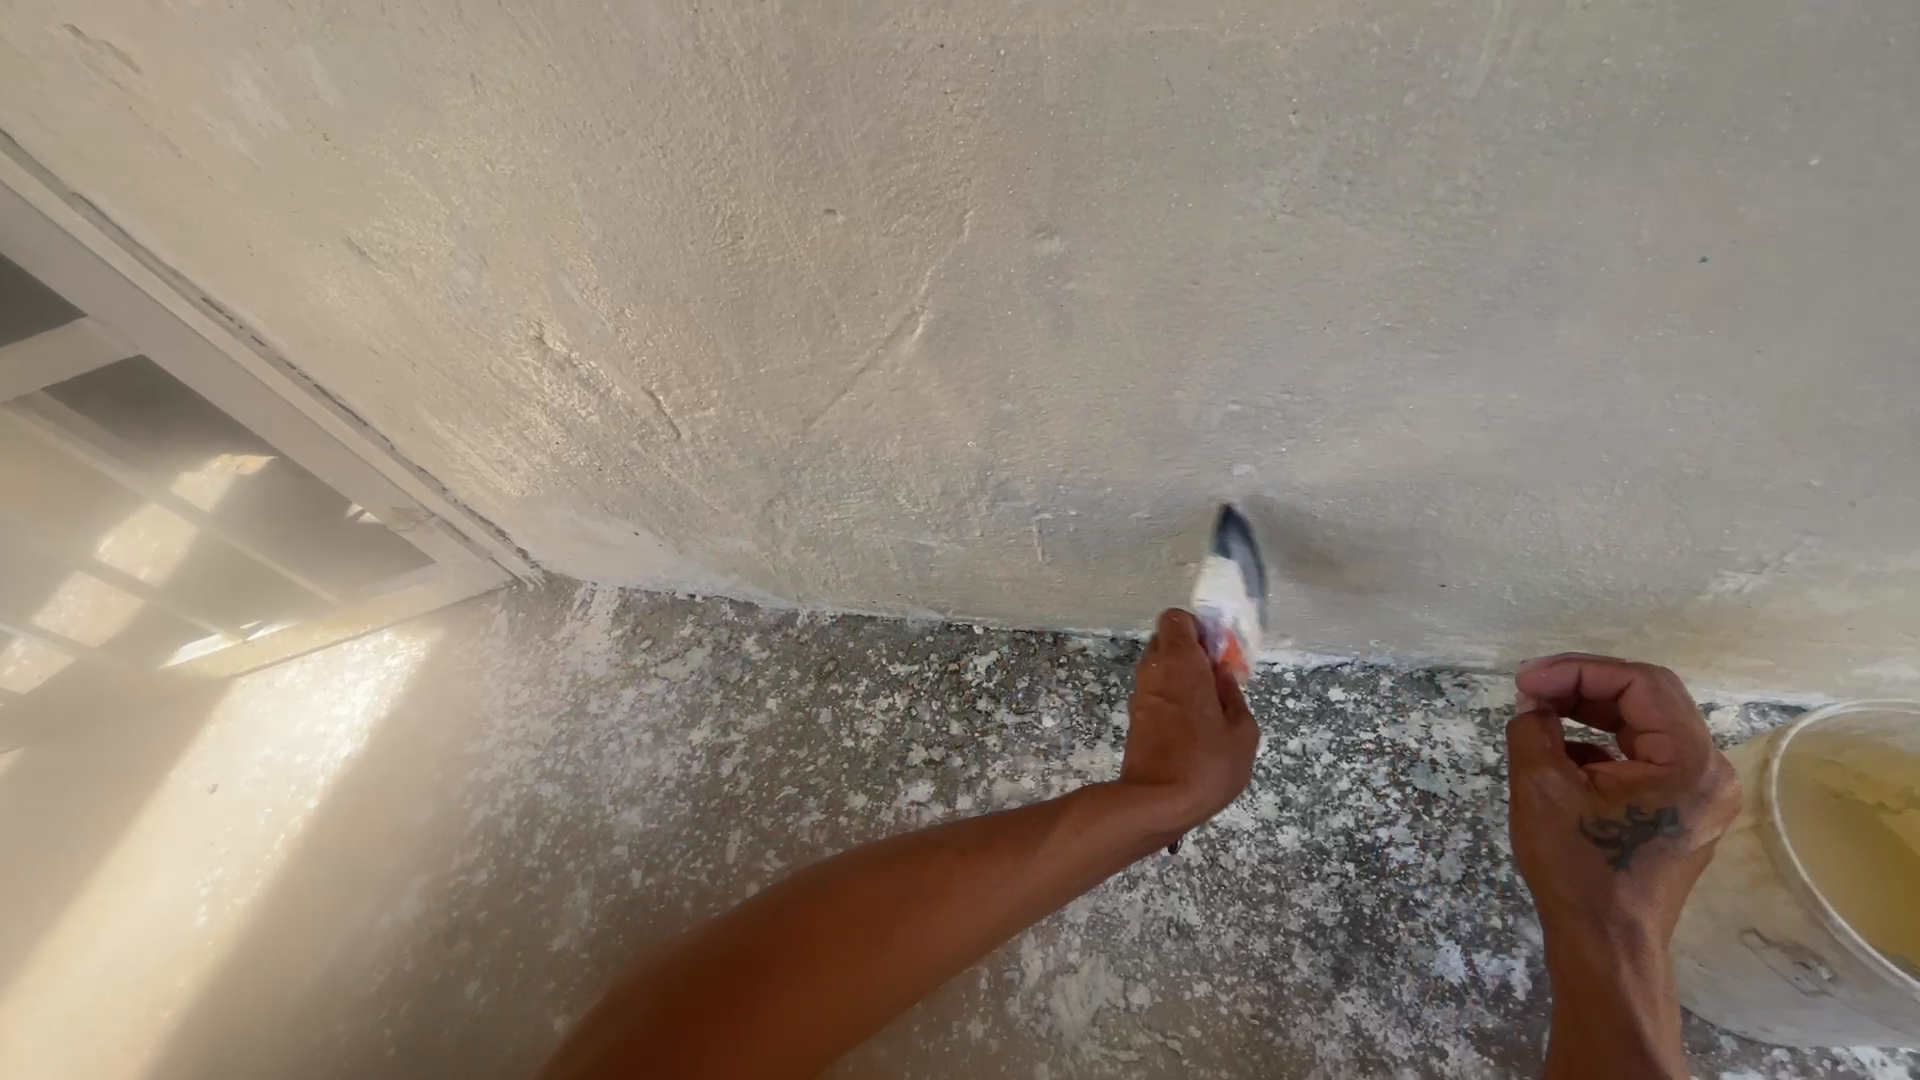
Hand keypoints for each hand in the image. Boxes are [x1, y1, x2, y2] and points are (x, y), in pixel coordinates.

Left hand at [1120, 609, 1258, 837]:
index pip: (1175, 618)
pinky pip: (1154, 690)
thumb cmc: (1207, 764)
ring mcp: (1140, 693)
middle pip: (1166, 640)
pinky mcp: (1134, 715)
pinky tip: (1191, 723)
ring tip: (1207, 705)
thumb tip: (1222, 675)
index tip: (1216, 650)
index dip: (1196, 627)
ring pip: (1158, 666)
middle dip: (1189, 650)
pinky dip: (1170, 695)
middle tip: (1215, 677)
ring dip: (1180, 674)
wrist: (1157, 800)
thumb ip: (1233, 695)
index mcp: (1181, 663)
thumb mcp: (1242, 731)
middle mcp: (1155, 670)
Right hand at [1506, 654, 1740, 946]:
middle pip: (1646, 698)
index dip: (1577, 670)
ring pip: (1641, 722)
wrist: (1604, 939)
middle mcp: (1708, 771)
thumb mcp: (1539, 785)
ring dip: (1586, 708)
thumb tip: (1534, 703)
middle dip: (1580, 684)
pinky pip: (1638, 752)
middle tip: (1526, 688)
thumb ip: (1532, 728)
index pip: (1640, 684)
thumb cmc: (1576, 864)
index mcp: (1690, 763)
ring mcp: (1697, 791)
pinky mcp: (1677, 806)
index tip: (1523, 680)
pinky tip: (1556, 749)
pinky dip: (1595, 738)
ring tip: (1535, 709)